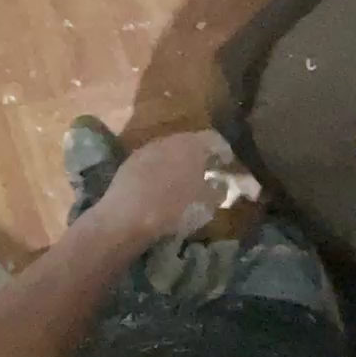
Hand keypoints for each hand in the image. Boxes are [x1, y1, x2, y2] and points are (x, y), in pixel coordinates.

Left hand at [90, 130, 232, 244]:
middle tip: (208, 173)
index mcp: (192, 144)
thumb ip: (219, 190)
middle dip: (200, 157)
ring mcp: (146, 150)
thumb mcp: (208, 204)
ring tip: (184, 183)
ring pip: (169, 152)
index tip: (229, 164)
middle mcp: (169, 140)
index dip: (225, 152)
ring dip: (178, 164)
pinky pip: (152, 164)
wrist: (126, 217)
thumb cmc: (175, 208)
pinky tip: (161, 190)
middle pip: (190, 143)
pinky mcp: (128, 164)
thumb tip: (220, 184)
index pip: (215, 139)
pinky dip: (160, 173)